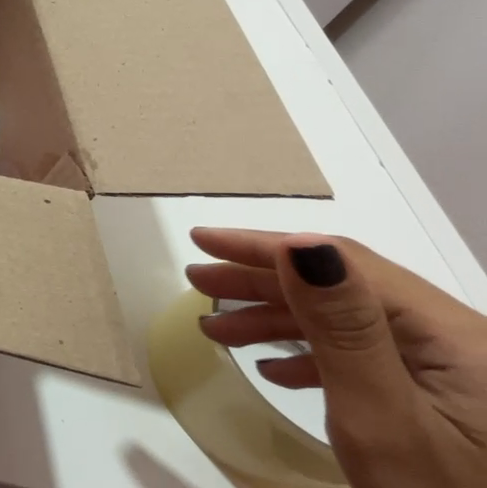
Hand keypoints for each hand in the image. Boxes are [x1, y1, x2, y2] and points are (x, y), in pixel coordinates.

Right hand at [188, 227, 486, 486]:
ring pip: (352, 319)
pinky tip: (277, 370)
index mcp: (458, 336)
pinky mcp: (453, 400)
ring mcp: (462, 373)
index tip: (201, 242)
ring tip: (220, 329)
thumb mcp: (380, 417)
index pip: (347, 264)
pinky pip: (371, 353)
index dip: (267, 246)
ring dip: (280, 317)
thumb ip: (343, 328)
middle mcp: (466, 342)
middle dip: (263, 279)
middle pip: (347, 287)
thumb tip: (303, 246)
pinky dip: (314, 351)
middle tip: (197, 282)